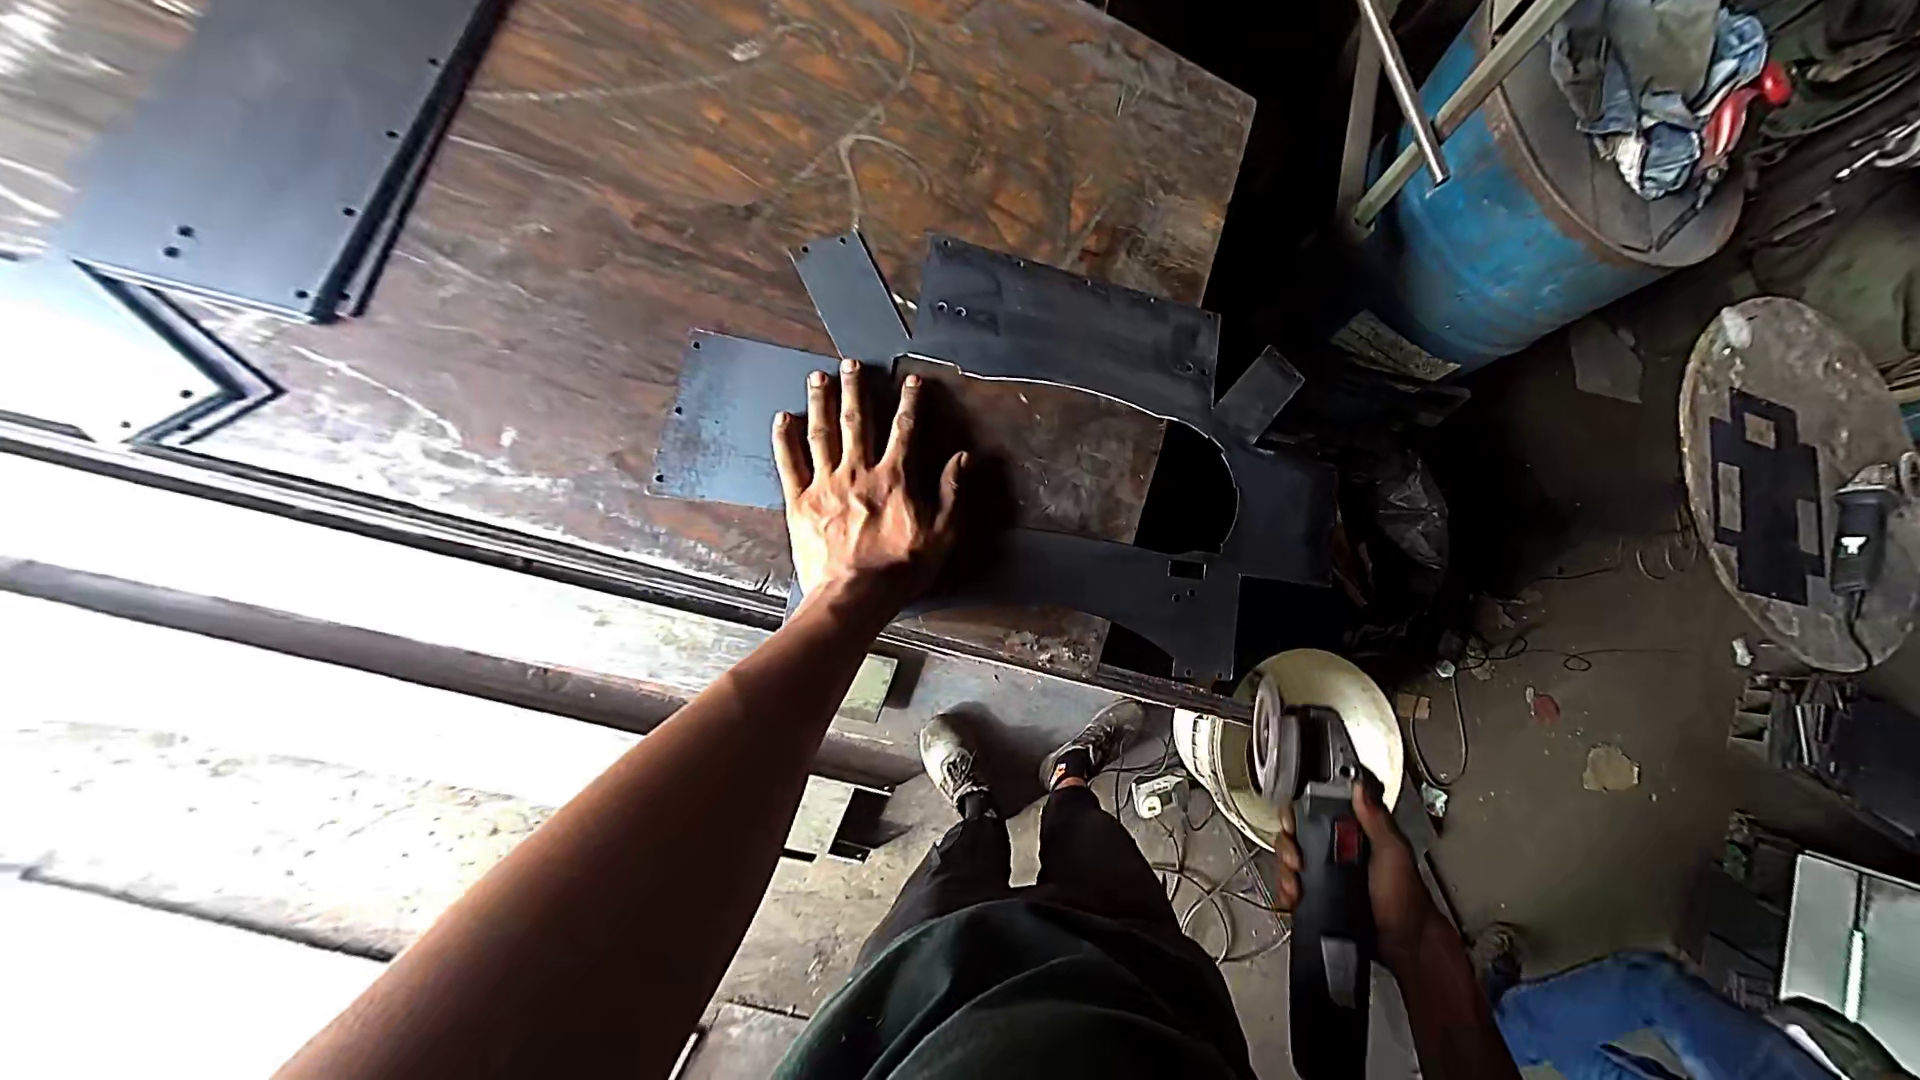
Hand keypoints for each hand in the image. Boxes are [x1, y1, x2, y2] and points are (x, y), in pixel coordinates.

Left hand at [773, 360, 963, 615]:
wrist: (853, 596)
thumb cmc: (898, 570)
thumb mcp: (941, 535)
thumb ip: (952, 493)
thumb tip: (963, 459)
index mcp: (893, 479)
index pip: (904, 430)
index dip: (909, 402)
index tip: (910, 382)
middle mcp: (857, 473)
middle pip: (856, 421)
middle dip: (855, 389)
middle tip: (851, 364)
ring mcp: (825, 485)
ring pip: (821, 433)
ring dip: (820, 402)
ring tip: (818, 377)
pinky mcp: (800, 502)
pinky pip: (789, 463)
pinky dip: (784, 438)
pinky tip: (782, 418)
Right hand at [1271, 776, 1439, 972]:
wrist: (1406, 947)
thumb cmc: (1406, 900)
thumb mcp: (1394, 853)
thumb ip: (1377, 821)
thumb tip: (1360, 788)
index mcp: (1347, 833)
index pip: (1308, 812)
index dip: (1293, 816)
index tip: (1291, 827)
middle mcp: (1331, 850)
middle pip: (1291, 836)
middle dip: (1286, 848)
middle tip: (1297, 862)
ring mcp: (1321, 874)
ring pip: (1286, 862)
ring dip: (1284, 873)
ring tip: (1297, 886)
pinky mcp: (1316, 897)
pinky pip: (1289, 888)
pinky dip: (1285, 892)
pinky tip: (1294, 898)